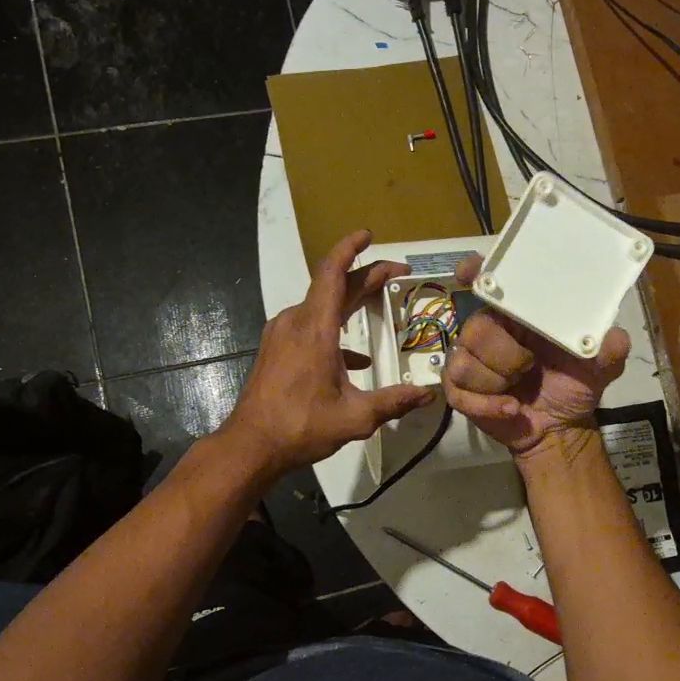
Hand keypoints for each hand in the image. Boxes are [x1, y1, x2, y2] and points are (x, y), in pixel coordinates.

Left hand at [220, 231, 433, 474]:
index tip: (368, 235)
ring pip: (320, 305)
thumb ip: (394, 402)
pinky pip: (309, 327)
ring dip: (350, 302)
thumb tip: (428, 394)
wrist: (252, 445)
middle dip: (366, 277)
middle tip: (399, 274)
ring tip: (380, 306)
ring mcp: (282, 335)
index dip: (350, 249)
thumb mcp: (355, 417)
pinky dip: (335, 331)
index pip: (333, 273)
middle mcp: (296, 322)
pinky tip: (355, 359)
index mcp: (315, 329)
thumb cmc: (301, 426)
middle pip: (333, 287)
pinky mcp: (276, 349)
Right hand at [441, 254, 629, 461]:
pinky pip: (456, 391)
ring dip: (495, 380)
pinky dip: (486, 404)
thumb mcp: (600, 367)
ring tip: (518, 389)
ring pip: (462, 361)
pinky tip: (510, 408)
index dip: (475, 273)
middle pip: (475, 327)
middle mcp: (491, 332)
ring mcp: (472, 361)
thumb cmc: (573, 385)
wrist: (560, 428)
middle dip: (503, 354)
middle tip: (528, 366)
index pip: (488, 283)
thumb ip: (610, 350)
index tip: (469, 273)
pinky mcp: (461, 391)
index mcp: (518, 315)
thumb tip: (615, 337)